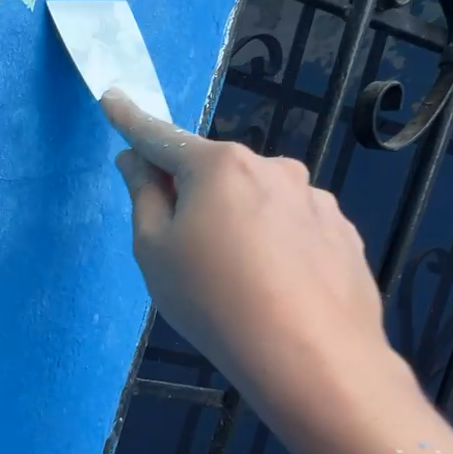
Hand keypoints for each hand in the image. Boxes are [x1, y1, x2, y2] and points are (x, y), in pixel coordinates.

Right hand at [100, 90, 403, 418]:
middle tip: (176, 249)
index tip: (111, 96)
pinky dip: (269, 244)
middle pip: (211, 171)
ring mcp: (313, 198)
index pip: (160, 137)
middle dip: (188, 193)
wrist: (311, 356)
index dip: (129, 121)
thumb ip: (143, 197)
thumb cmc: (211, 298)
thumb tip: (136, 161)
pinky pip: (287, 226)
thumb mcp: (153, 250)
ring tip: (231, 280)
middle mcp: (272, 167)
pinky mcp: (340, 231)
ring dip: (232, 221)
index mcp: (218, 166)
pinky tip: (269, 287)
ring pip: (253, 200)